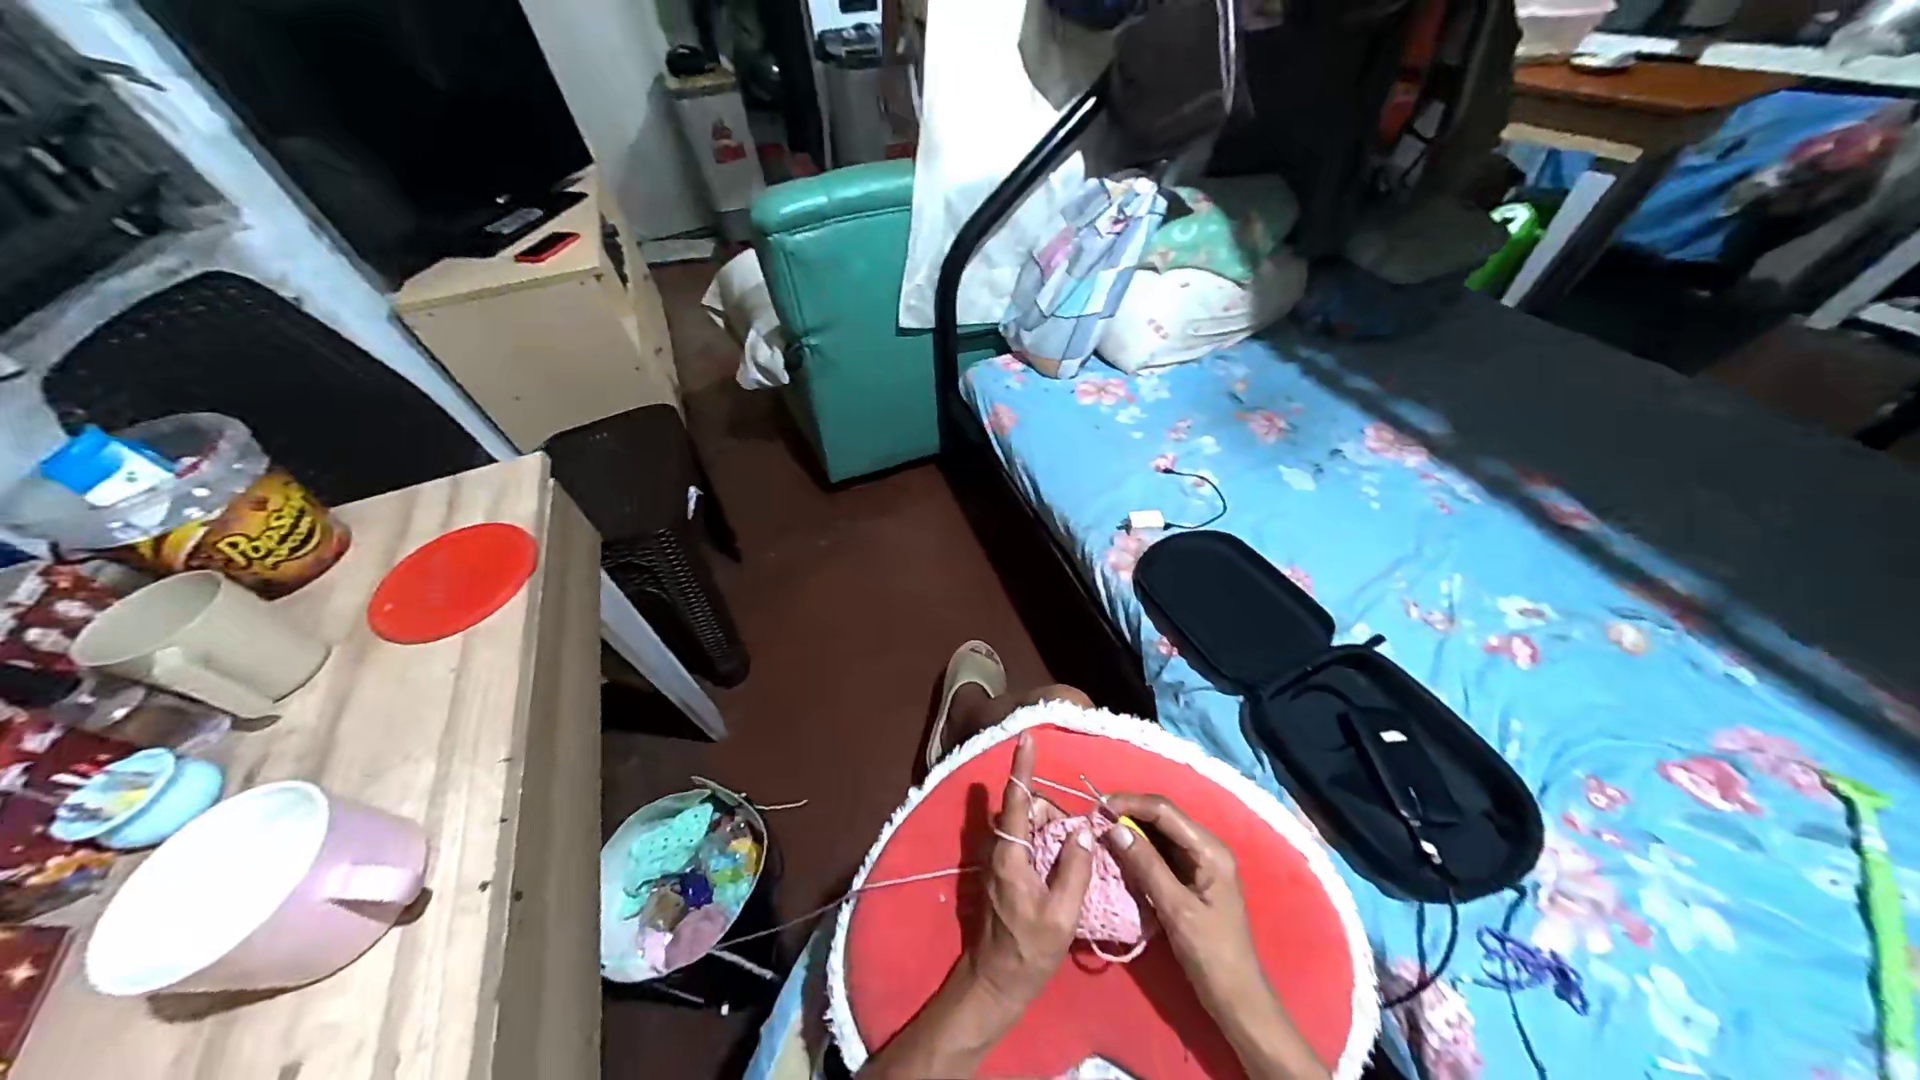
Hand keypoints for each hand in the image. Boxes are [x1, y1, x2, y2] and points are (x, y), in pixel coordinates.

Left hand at [857, 732, 1092, 1078]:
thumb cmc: (1028, 949)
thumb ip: (1074, 869)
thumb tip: (1084, 831)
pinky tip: (1063, 864)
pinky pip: (1028, 840)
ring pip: (1030, 824)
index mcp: (1010, 853)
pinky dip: (1046, 842)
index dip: (1022, 766)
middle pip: (1030, 809)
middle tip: (1079, 845)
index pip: (1016, 799)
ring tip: (1073, 862)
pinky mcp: (1004, 868)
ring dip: (1053, 831)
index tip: (1026, 736)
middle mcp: (999, 847)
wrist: (996, 979)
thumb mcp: (1061, 914)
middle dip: (1055, 815)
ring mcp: (999, 857)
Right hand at [1104, 794, 1328, 1079]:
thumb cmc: (1211, 953)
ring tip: (1101, 832)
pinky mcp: (1190, 877)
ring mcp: (1199, 862)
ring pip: (1159, 832)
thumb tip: (1115, 829)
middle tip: (1095, 819)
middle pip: (1161, 816)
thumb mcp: (1176, 909)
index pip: (1164, 810)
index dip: (1130, 803)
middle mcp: (1206, 847)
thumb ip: (1146, 865)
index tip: (1098, 809)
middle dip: (1128, 814)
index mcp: (1210, 849)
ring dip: (1131, 830)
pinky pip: (1160, 852)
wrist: (1236, 997)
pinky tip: (1119, 852)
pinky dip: (1138, 848)